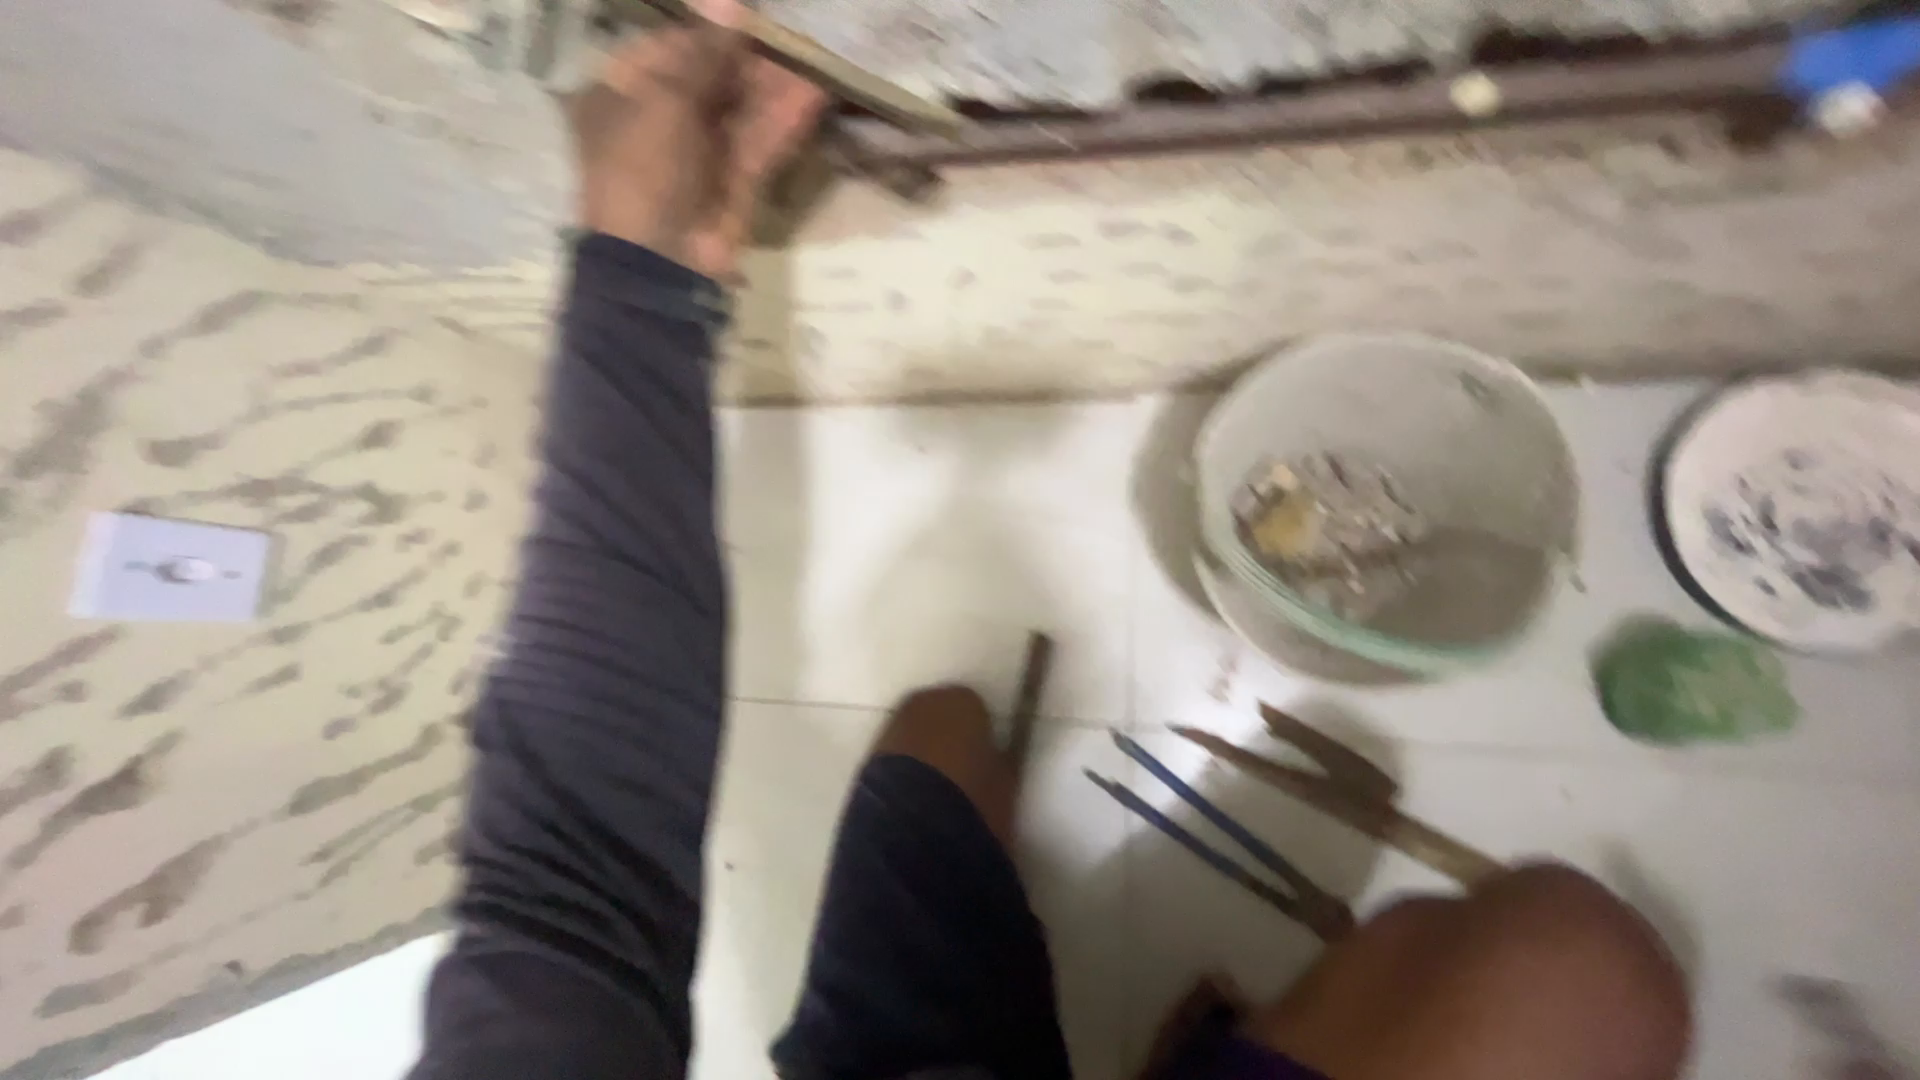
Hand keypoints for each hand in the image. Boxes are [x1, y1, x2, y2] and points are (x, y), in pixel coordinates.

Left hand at [569, 0, 826, 279]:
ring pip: (742, 112)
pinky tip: (812, 95)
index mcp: (623, 95)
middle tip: (789, 37)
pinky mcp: (734, 184)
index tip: (748, 17)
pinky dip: (784, 123)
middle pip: (711, 81)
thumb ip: (704, 54)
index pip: (670, 51)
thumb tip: (731, 3)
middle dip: (751, 60)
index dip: (710, 33)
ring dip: (776, 88)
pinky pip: (760, 145)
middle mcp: (661, 121)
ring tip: (813, 58)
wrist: (659, 259)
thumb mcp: (665, 100)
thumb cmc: (643, 168)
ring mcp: (701, 156)